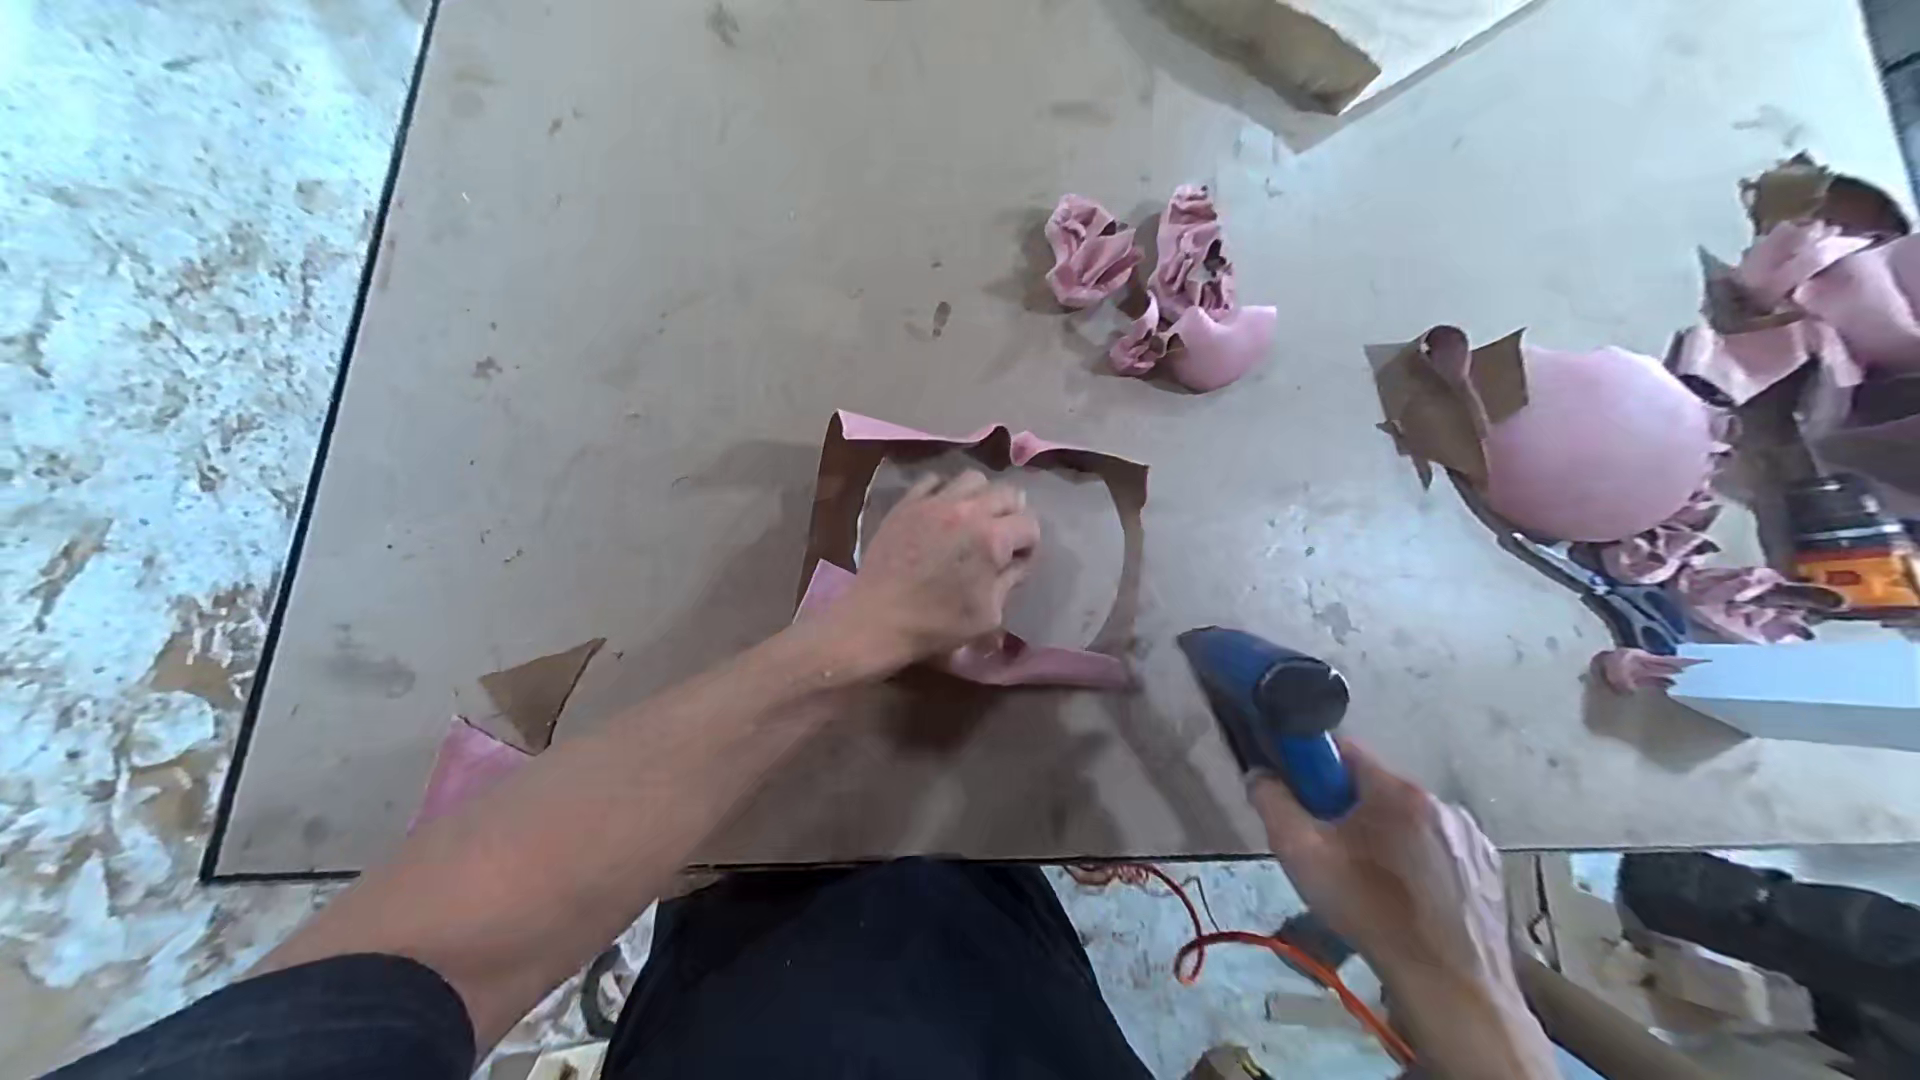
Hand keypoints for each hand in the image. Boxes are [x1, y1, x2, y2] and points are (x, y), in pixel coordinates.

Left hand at [834, 470, 1039, 672]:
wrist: (878, 619)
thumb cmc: (938, 624)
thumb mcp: (989, 614)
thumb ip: (1010, 581)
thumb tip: (1017, 561)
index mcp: (992, 539)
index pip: (1030, 524)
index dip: (1029, 544)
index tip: (1017, 560)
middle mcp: (967, 510)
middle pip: (1008, 492)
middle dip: (1012, 514)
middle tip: (1001, 537)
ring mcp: (934, 502)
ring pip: (973, 478)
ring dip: (981, 497)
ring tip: (972, 518)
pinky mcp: (907, 503)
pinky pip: (934, 481)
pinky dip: (945, 492)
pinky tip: (941, 513)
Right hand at [1251, 738, 1557, 1078]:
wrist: (1451, 988)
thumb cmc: (1368, 910)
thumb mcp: (1300, 853)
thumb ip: (1271, 801)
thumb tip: (1260, 774)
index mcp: (1397, 790)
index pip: (1343, 749)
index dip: (1313, 767)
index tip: (1302, 799)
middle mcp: (1440, 802)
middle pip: (1374, 786)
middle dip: (1346, 807)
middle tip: (1329, 848)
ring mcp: (1472, 837)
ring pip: (1406, 817)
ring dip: (1383, 833)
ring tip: (1369, 879)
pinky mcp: (1489, 870)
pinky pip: (1438, 846)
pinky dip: (1417, 859)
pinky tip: (1407, 896)